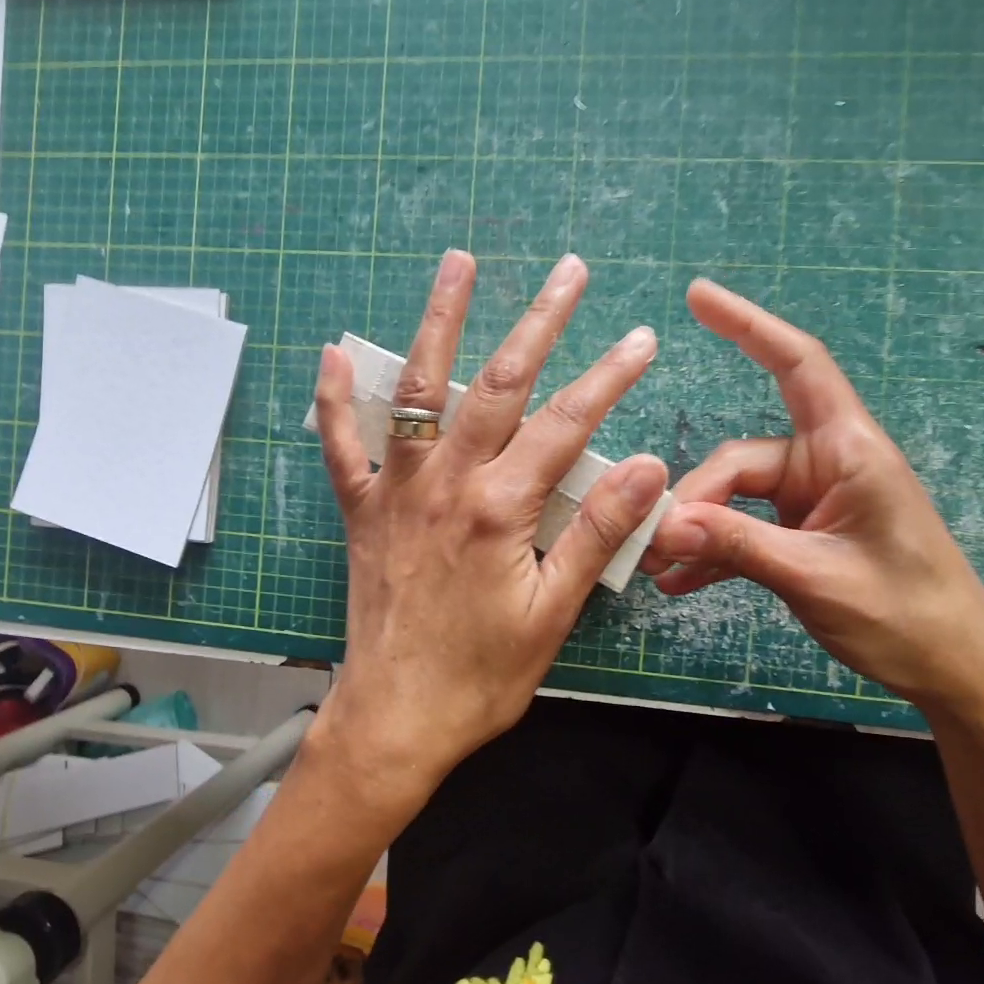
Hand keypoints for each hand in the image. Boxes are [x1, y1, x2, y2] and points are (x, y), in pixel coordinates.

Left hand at [309, 251, 669, 812]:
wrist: (395, 718)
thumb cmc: (481, 675)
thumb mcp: (553, 613)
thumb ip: (596, 533)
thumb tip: (648, 466)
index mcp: (499, 509)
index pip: (568, 425)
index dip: (609, 378)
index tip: (640, 339)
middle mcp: (445, 484)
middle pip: (500, 385)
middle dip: (540, 322)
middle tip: (568, 272)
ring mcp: (396, 492)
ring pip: (420, 392)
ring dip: (440, 323)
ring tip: (458, 265)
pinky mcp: (361, 511)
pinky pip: (341, 447)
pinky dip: (335, 400)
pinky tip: (335, 353)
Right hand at [641, 280, 983, 712]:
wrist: (951, 672)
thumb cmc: (908, 616)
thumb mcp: (816, 578)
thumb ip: (739, 544)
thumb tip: (664, 523)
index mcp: (849, 451)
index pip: (797, 366)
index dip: (748, 325)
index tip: (698, 296)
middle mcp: (827, 465)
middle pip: (740, 461)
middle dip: (694, 500)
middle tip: (655, 546)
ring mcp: (812, 501)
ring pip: (734, 499)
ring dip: (696, 532)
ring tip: (658, 567)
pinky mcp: (803, 534)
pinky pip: (744, 531)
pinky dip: (713, 553)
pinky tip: (680, 582)